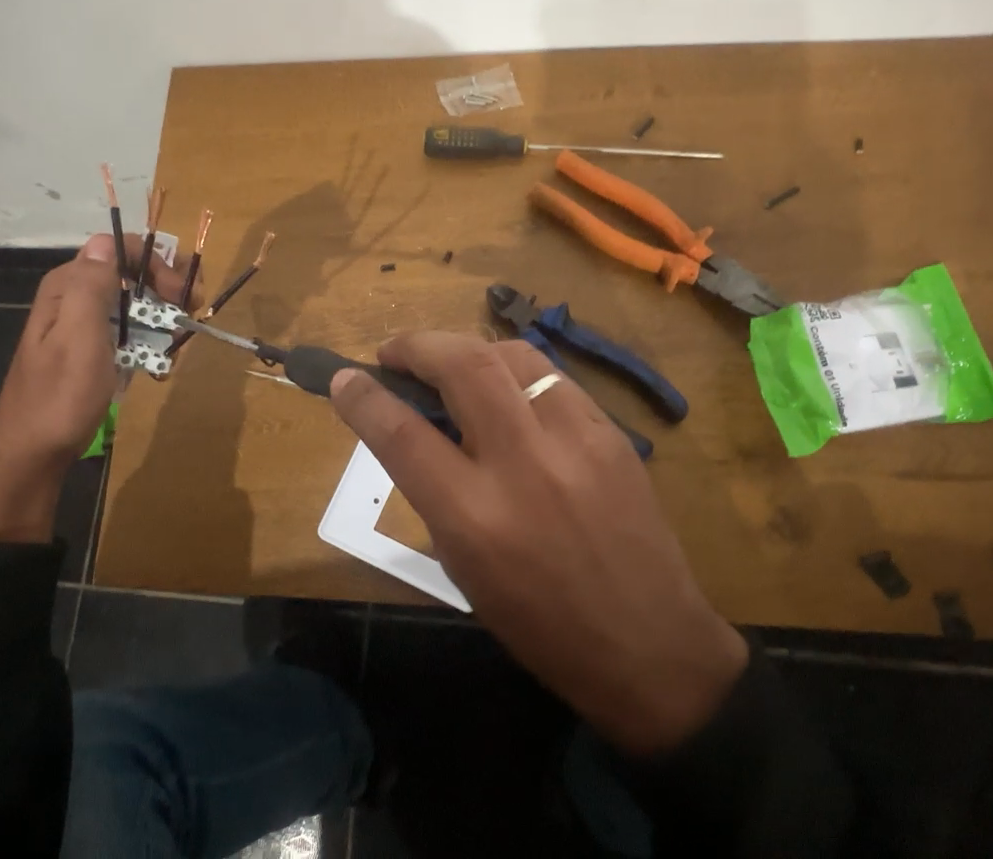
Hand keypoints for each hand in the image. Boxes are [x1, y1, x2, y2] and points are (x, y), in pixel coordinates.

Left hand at [0, 233, 195, 541]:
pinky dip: (147, 345)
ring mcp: (81, 326)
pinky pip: (126, 334)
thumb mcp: (79, 336)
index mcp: (68, 286)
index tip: (181, 294)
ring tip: (176, 347)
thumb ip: (91, 286)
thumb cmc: (60, 396)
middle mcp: (73, 298)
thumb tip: (107, 241)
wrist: (32, 453)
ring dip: (160, 321)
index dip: (156, 263)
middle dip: (165, 290)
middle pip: (130, 274)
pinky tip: (158, 367)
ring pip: (132, 305)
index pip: (119, 249)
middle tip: (188, 317)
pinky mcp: (89, 352)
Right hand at [329, 332, 747, 754]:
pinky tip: (506, 391)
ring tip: (450, 364)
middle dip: (417, 345)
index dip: (363, 397)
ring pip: (513, 356)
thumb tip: (412, 429)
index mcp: (474, 517)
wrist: (649, 647)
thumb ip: (434, 491)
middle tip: (395, 354)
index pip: (402, 433)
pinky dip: (516, 373)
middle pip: (462, 365)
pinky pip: (552, 379)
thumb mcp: (464, 566)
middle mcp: (524, 465)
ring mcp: (576, 442)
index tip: (344, 379)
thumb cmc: (539, 625)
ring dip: (468, 350)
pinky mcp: (612, 434)